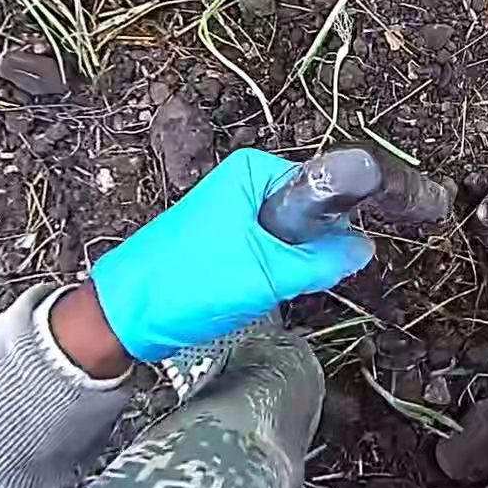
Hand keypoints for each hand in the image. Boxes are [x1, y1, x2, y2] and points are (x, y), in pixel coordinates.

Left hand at [90, 148, 375, 360]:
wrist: (122, 317)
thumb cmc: (190, 284)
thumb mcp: (270, 273)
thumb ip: (324, 260)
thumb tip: (365, 248)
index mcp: (253, 171)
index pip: (320, 185)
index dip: (335, 219)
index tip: (338, 250)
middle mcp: (242, 180)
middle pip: (305, 210)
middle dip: (309, 243)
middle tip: (296, 273)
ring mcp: (232, 206)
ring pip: (287, 231)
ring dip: (290, 257)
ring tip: (272, 281)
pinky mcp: (223, 233)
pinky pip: (267, 243)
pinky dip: (272, 263)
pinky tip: (259, 284)